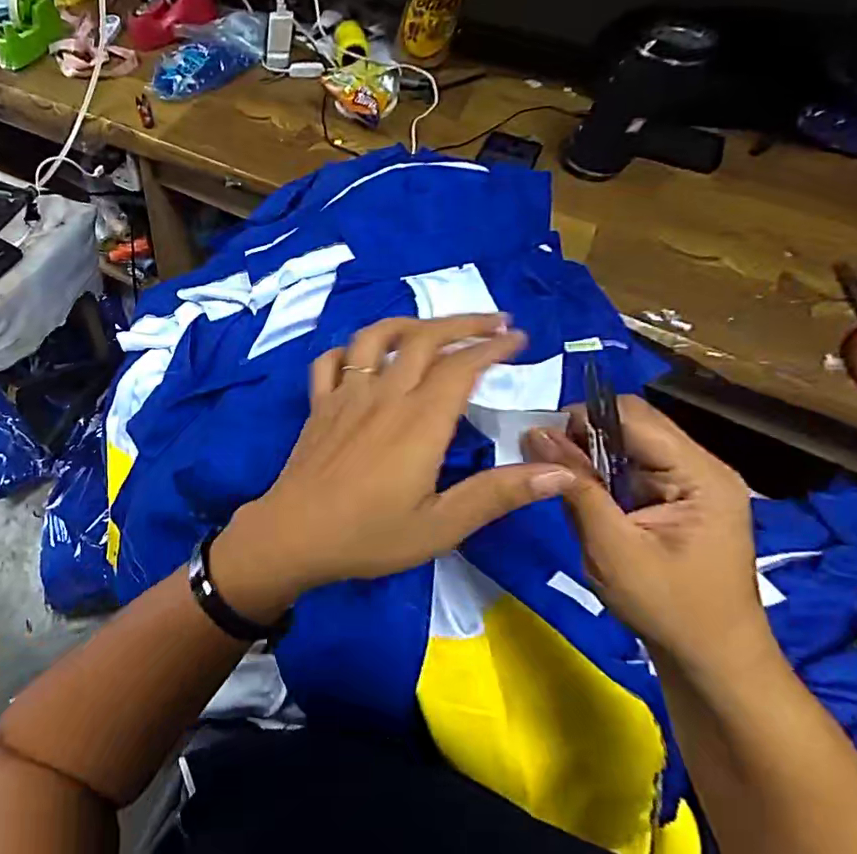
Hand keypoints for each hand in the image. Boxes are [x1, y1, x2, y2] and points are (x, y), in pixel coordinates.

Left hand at [210, 315, 577, 622]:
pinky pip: (330, 362)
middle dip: (462, 323)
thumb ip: (498, 494)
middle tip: (494, 322)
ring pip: (374, 338)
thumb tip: (562, 471)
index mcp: (419, 421)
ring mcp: (345, 396)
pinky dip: (350, 350)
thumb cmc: (369, 535)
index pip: (462, 366)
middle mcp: (383, 396)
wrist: (294, 534)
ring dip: (408, 324)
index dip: (493, 347)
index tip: (519, 338)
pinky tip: (364, 357)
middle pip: (423, 339)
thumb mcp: (442, 525)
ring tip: (434, 327)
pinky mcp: (318, 405)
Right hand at [521, 397, 776, 677]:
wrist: (713, 661)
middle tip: (551, 470)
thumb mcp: (611, 548)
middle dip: (583, 437)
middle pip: (630, 422)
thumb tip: (533, 432)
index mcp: (700, 475)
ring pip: (625, 441)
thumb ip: (575, 486)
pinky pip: (629, 464)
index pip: (632, 416)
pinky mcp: (676, 497)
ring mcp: (691, 482)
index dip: (582, 420)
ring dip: (589, 457)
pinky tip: (588, 501)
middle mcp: (701, 468)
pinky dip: (600, 474)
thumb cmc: (669, 607)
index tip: (542, 447)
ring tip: (567, 489)